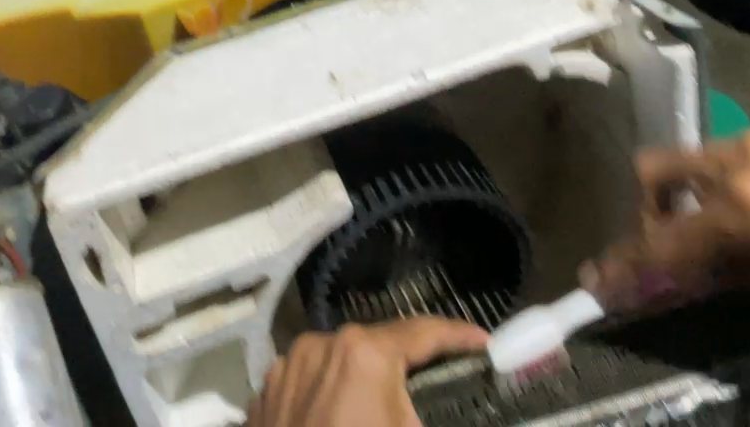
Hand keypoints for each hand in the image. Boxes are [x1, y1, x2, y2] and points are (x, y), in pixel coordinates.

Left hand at [248, 317, 488, 426]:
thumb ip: (434, 414)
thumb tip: (444, 409)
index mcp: (363, 353)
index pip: (424, 332)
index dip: (459, 337)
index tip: (484, 344)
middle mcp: (321, 344)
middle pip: (380, 345)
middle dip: (410, 364)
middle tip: (441, 381)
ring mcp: (287, 367)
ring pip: (341, 360)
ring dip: (367, 379)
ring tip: (384, 410)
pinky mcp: (264, 394)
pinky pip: (310, 382)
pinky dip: (331, 395)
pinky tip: (343, 421)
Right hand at [580, 116, 749, 331]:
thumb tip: (707, 277)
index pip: (665, 239)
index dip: (626, 267)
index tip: (594, 287)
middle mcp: (746, 157)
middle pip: (658, 174)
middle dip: (649, 217)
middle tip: (674, 262)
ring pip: (698, 161)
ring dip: (694, 202)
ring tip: (740, 248)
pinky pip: (740, 155)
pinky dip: (734, 187)